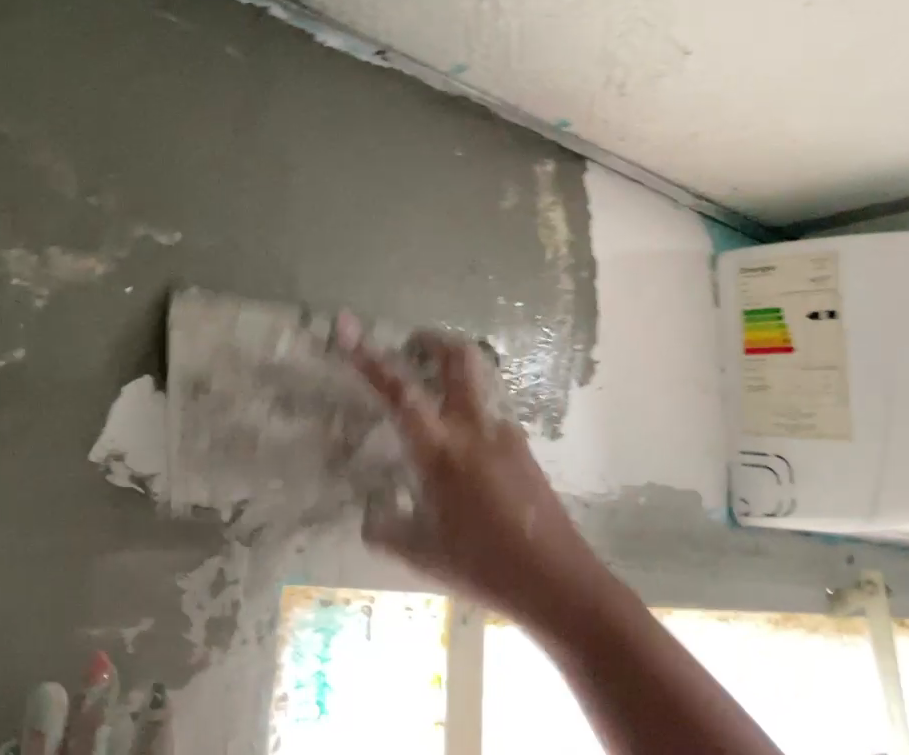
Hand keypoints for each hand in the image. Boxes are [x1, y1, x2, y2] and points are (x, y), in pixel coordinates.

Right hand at [335, 314, 603, 622]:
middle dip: (432, 340)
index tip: (349, 327)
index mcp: (441, 451)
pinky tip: (463, 453)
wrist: (559, 582)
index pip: (399, 392)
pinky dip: (469, 412)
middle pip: (459, 358)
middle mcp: (474, 430)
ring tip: (433, 402)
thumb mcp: (421, 554)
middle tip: (411, 346)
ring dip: (454, 375)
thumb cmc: (484, 567)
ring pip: (479, 382)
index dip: (369, 358)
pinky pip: (490, 414)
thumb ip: (385, 530)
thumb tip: (369, 514)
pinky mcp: (525, 449)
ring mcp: (505, 435)